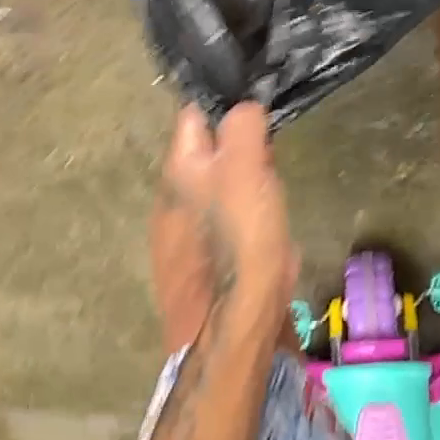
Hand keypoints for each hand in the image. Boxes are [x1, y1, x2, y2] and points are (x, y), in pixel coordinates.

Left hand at [155, 104, 296, 321]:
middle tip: (271, 164)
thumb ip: (243, 128)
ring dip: (243, 194)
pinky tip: (263, 245)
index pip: (194, 117)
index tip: (257, 116)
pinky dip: (242, 231)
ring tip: (271, 205)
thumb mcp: (246, 168)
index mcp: (177, 171)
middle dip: (240, 155)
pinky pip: (221, 235)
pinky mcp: (193, 274)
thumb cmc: (240, 240)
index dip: (226, 109)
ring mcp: (177, 241)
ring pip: (215, 198)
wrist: (230, 330)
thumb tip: (243, 109)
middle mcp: (168, 202)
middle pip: (206, 159)